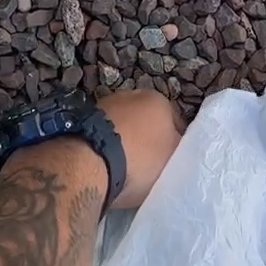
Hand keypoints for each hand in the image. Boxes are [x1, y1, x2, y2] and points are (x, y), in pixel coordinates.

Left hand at [98, 88, 183, 208]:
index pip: (176, 122)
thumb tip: (180, 147)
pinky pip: (104, 137)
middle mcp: (131, 94)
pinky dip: (107, 148)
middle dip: (149, 141)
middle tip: (150, 168)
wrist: (91, 160)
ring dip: (125, 144)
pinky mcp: (83, 120)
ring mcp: (104, 105)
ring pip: (123, 128)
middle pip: (148, 122)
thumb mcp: (175, 159)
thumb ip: (181, 150)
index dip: (177, 145)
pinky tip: (107, 167)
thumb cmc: (142, 158)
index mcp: (158, 99)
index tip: (174, 166)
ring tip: (125, 171)